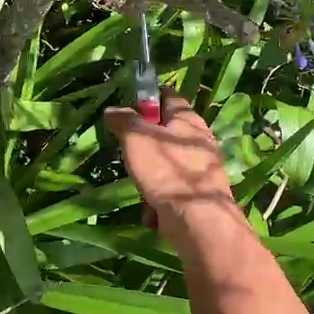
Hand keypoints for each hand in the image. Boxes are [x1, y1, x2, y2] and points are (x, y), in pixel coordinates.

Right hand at [104, 89, 248, 247]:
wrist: (196, 218)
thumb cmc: (166, 169)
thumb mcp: (136, 138)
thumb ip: (123, 120)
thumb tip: (112, 110)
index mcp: (188, 119)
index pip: (168, 95)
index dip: (148, 96)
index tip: (128, 105)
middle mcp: (199, 138)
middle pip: (167, 128)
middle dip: (145, 137)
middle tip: (126, 145)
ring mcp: (201, 166)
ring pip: (168, 159)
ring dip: (150, 168)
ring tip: (136, 177)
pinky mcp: (199, 191)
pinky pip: (172, 183)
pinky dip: (159, 190)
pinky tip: (149, 202)